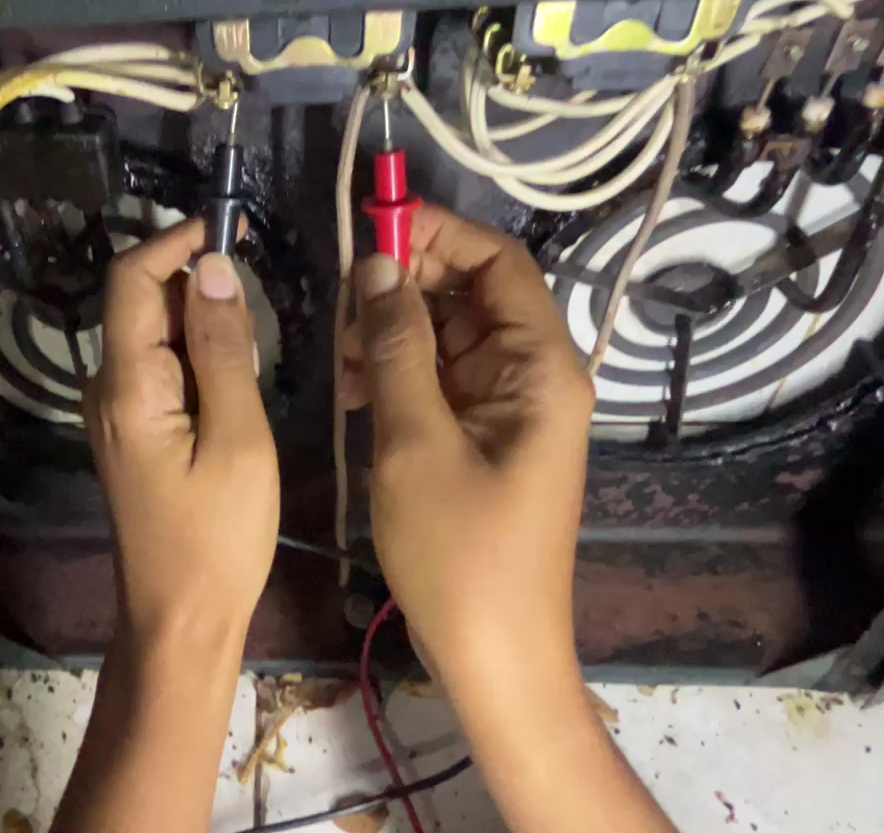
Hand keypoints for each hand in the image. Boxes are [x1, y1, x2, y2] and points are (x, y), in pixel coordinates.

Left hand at [85, 218, 276, 644]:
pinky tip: (233, 371)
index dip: (173, 242)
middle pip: (140, 302)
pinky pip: (159, 367)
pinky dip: (194, 352)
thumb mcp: (237, 437)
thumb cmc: (218, 536)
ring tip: (253, 331)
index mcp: (127, 384)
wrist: (180, 618)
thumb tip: (213, 267)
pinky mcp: (134, 430)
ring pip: (152, 334)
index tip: (227, 228)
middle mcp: (108, 388)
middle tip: (256, 289)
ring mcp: (117, 411)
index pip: (131, 280)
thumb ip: (223, 350)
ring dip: (197, 317)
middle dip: (193, 280)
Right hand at [344, 205, 594, 676]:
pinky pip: (436, 373)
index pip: (499, 262)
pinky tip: (355, 390)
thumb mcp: (415, 440)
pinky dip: (395, 370)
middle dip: (404, 288)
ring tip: (343, 360)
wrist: (491, 653)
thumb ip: (397, 346)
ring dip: (391, 332)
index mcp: (540, 366)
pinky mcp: (479, 428)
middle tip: (344, 308)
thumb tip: (378, 265)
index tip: (372, 229)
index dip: (438, 234)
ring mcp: (504, 402)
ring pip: (444, 332)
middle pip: (469, 293)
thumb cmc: (460, 551)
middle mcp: (531, 373)